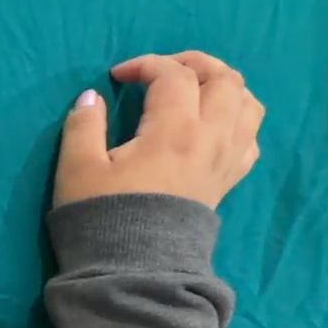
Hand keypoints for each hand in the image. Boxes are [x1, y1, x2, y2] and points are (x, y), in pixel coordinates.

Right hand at [55, 51, 264, 208]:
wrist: (132, 264)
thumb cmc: (101, 213)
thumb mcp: (77, 169)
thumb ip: (83, 127)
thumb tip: (91, 97)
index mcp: (173, 128)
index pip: (171, 76)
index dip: (145, 65)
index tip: (117, 75)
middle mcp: (210, 136)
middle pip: (224, 78)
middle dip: (192, 64)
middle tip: (161, 70)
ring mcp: (226, 158)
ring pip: (247, 102)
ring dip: (223, 86)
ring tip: (194, 90)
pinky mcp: (228, 179)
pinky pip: (251, 137)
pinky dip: (236, 119)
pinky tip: (213, 126)